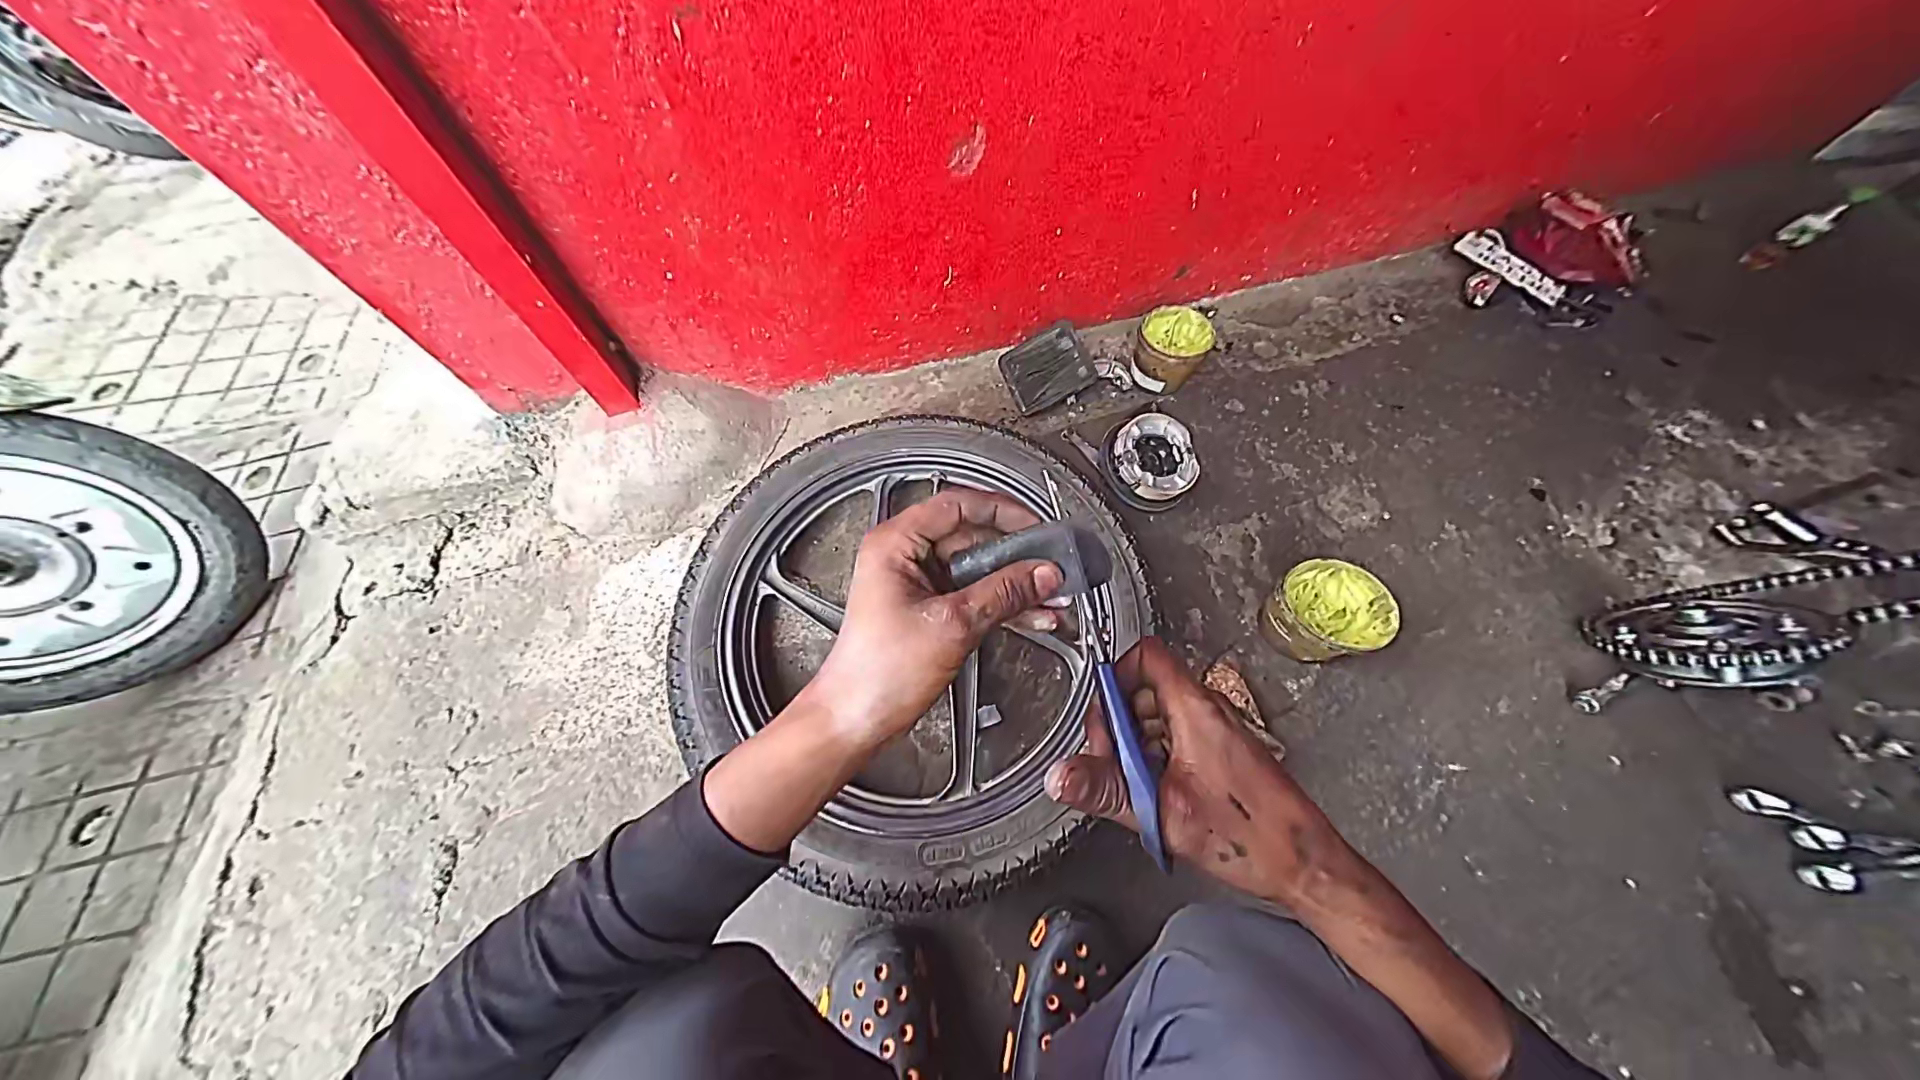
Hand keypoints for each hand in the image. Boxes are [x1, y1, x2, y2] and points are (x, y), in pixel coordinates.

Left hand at [801, 488, 1063, 749]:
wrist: (856, 718)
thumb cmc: (877, 673)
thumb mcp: (952, 624)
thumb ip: (1003, 593)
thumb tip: (1041, 573)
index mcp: (895, 544)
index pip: (956, 505)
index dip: (1001, 511)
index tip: (1034, 525)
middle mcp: (904, 557)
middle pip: (971, 536)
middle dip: (1016, 555)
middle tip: (1049, 565)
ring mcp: (917, 584)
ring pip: (977, 568)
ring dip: (1014, 583)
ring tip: (1049, 595)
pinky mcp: (929, 609)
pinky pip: (974, 594)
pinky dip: (1001, 603)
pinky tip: (1031, 614)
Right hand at [1045, 637, 1346, 902]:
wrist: (1306, 866)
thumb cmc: (1255, 836)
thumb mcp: (1164, 812)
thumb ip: (1105, 790)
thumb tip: (1062, 776)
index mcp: (1194, 709)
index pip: (1146, 656)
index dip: (1115, 674)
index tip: (1099, 710)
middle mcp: (1206, 710)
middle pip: (1144, 687)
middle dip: (1118, 720)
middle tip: (1111, 758)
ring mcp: (1212, 730)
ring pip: (1156, 713)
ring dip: (1134, 742)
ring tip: (1135, 781)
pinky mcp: (1217, 750)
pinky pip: (1173, 735)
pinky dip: (1153, 755)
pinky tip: (1155, 791)